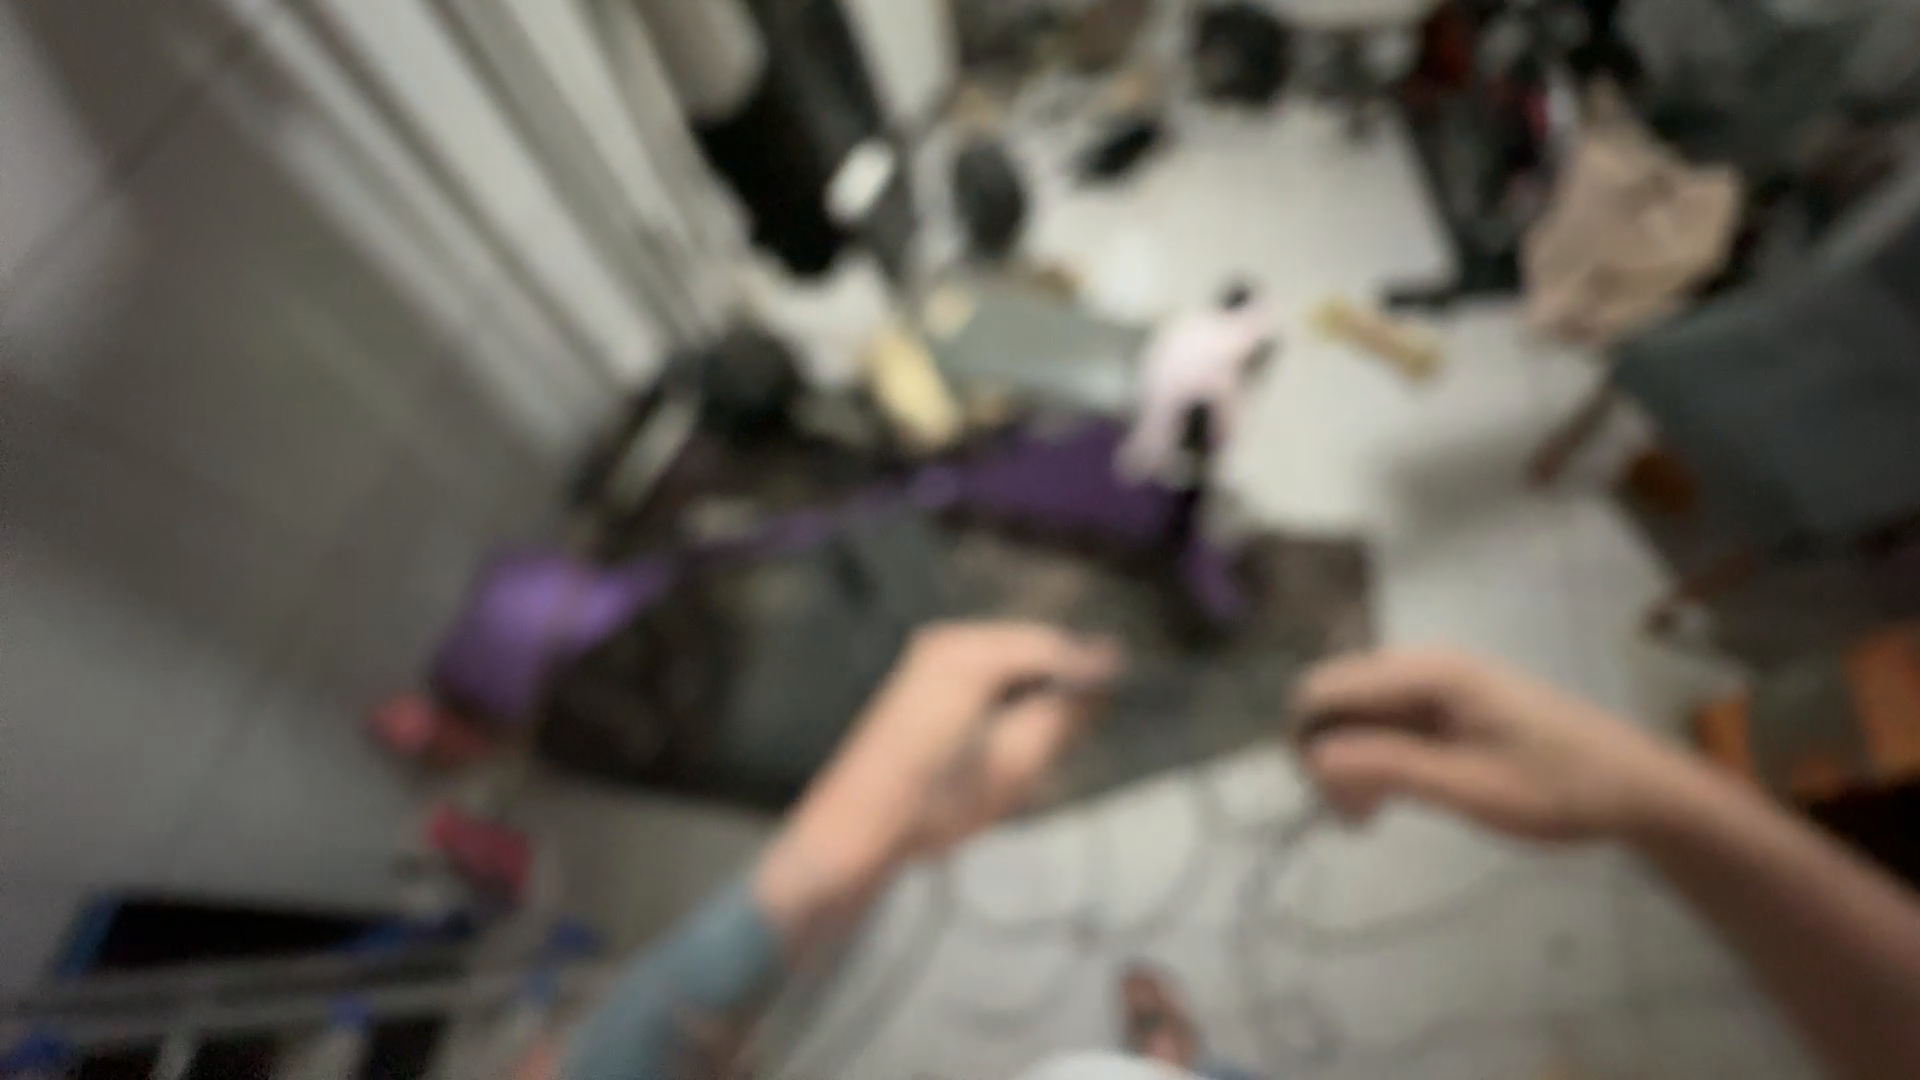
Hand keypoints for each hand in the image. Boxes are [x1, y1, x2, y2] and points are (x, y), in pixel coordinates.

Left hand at [758, 623, 1118, 930]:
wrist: (852, 830)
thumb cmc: (936, 801)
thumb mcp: (1014, 764)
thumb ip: (1062, 716)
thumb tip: (1101, 682)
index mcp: (969, 652)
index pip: (1048, 645)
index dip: (1092, 664)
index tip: (1131, 682)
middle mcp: (947, 638)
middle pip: (1026, 645)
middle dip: (1063, 674)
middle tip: (1099, 708)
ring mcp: (927, 655)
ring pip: (1005, 658)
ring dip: (1036, 684)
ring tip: (1063, 721)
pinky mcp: (919, 677)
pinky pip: (981, 670)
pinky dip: (1007, 690)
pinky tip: (1018, 721)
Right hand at [1292, 648, 1696, 841]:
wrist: (1643, 789)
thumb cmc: (1563, 790)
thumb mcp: (1475, 790)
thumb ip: (1391, 767)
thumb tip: (1313, 758)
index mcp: (1426, 672)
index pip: (1324, 689)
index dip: (1308, 739)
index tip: (1328, 797)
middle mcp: (1416, 663)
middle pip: (1330, 697)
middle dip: (1324, 753)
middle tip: (1352, 814)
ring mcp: (1424, 679)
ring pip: (1348, 711)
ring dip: (1344, 759)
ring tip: (1367, 813)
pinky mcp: (1434, 699)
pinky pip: (1375, 720)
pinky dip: (1368, 756)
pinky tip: (1386, 793)